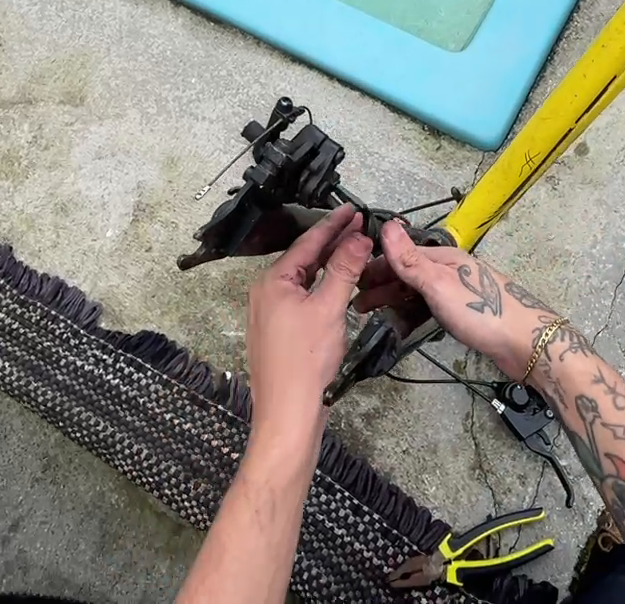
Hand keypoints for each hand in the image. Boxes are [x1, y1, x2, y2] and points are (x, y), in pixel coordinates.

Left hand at [245, 205, 372, 447]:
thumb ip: (344, 269)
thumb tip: (358, 237)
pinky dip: (322, 286)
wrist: (288, 415)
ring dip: (329, 264)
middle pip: (304, 258)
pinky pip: (302, 297)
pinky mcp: (278, 331)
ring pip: (304, 278)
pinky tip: (339, 286)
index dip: (334, 224)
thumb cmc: (305, 362)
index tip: (354, 210)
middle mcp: (265, 292)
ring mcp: (269, 313)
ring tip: (354, 250)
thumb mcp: (329, 308)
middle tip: (359, 226)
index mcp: (272, 281)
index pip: (308, 242)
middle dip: (333, 242)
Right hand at [353, 221, 571, 380]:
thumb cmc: (484, 313)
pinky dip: (413, 315)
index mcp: (445, 258)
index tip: (355, 281)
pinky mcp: (465, 315)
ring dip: (395, 301)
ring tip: (374, 316)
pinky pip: (430, 310)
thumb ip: (411, 259)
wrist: (526, 345)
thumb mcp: (439, 284)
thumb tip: (387, 225)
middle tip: (359, 305)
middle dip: (382, 286)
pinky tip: (403, 326)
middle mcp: (451, 271)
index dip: (377, 267)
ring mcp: (459, 293)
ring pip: (418, 293)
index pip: (402, 255)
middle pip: (409, 273)